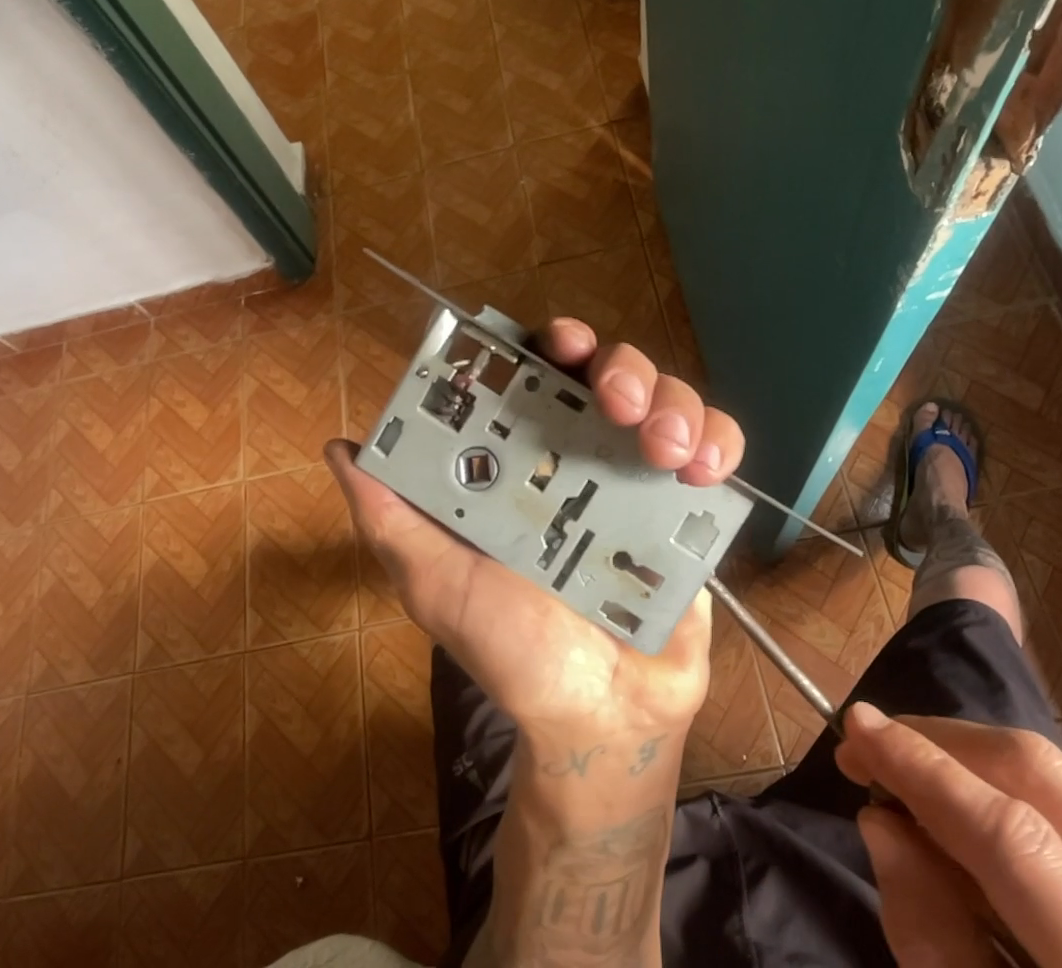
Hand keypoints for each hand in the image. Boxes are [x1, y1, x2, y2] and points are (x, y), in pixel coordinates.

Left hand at [323, 318, 746, 737]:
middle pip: (607, 372)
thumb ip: (389, 517)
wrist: (600, 716)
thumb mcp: (436, 582)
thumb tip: (340, 448)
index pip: (533, 378)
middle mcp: (579, 460)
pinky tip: (706, 470)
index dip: (545, 346)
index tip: (558, 344)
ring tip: (666, 452)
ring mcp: (638, 480)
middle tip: (617, 399)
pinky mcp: (690, 507)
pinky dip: (720, 440)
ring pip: (667, 398)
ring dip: (672, 403)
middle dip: (618, 366)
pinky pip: (716, 448)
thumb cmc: (511, 651)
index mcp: (519, 466)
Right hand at [835, 705, 1061, 966]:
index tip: (855, 723)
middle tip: (871, 743)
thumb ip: (931, 933)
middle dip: (942, 741)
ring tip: (914, 785)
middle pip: (1045, 779)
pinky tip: (984, 832)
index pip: (1007, 836)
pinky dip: (1026, 807)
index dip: (921, 769)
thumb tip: (882, 820)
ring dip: (977, 767)